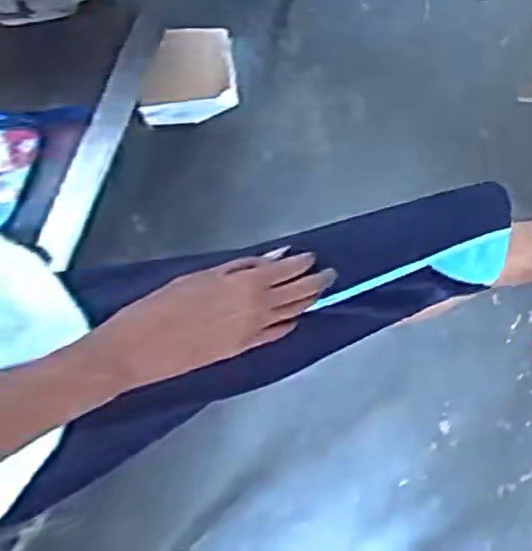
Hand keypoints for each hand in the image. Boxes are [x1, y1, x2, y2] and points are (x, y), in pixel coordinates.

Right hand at [82, 250, 335, 390]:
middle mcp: (261, 303)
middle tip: (328, 272)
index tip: (309, 257)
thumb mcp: (198, 277)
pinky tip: (292, 316)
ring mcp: (256, 327)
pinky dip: (291, 320)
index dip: (306, 260)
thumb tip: (278, 256)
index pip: (295, 266)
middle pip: (308, 287)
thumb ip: (244, 266)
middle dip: (322, 277)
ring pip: (299, 308)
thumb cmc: (154, 309)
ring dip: (311, 297)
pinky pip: (280, 331)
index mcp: (250, 282)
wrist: (124, 354)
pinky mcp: (245, 347)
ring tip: (316, 291)